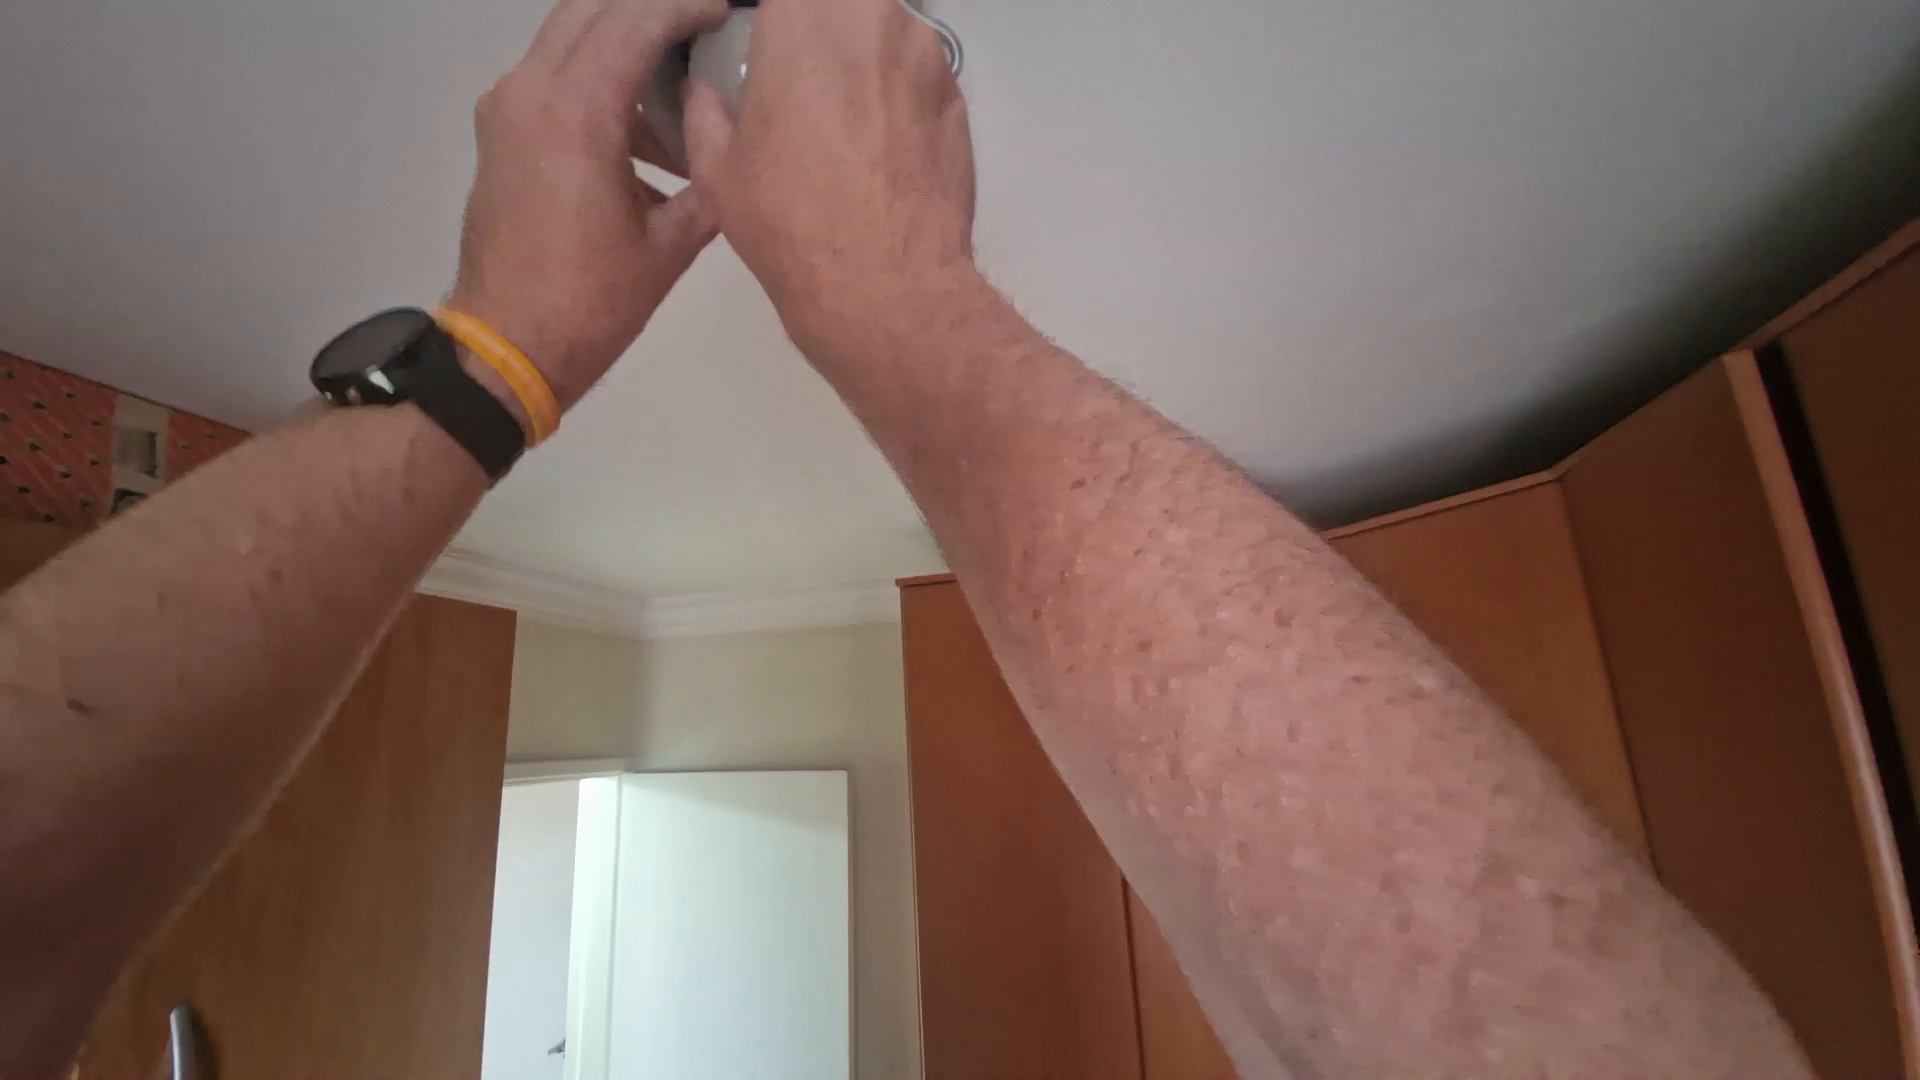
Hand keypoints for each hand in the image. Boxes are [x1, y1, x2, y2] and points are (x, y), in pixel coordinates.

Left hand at [451, 0, 728, 412]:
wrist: (511, 343)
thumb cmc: (596, 301)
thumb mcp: (670, 247)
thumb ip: (708, 187)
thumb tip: (731, 149)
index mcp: (575, 114)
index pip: (633, 23)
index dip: (683, 6)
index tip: (724, 8)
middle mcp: (529, 90)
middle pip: (590, 9)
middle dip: (650, 8)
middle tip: (703, 25)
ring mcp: (507, 108)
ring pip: (568, 39)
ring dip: (623, 44)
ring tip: (682, 82)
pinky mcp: (502, 133)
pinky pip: (554, 79)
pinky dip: (600, 81)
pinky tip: (642, 131)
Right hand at [682, 0, 977, 356]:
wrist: (889, 291)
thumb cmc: (793, 228)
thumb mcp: (719, 173)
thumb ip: (706, 113)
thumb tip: (707, 93)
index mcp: (803, 16)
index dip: (780, 27)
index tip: (773, 58)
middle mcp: (873, 16)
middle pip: (845, 8)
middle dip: (829, 38)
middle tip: (813, 91)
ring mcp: (927, 59)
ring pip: (890, 38)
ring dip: (871, 68)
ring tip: (855, 130)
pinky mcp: (961, 105)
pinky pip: (923, 83)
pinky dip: (906, 104)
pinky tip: (892, 157)